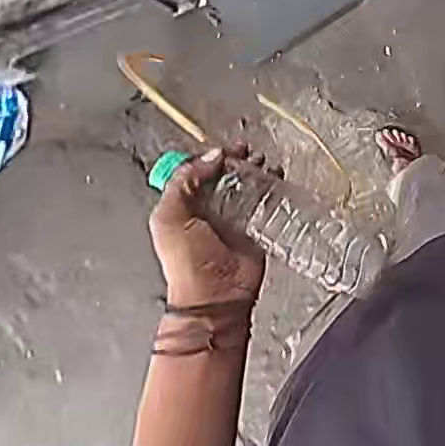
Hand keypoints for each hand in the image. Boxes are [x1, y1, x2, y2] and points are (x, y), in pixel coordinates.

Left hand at [149, 142, 267, 307]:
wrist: (215, 296)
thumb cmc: (187, 262)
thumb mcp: (169, 218)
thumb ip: (183, 183)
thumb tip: (210, 156)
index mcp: (184, 204)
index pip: (197, 171)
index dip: (210, 156)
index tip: (225, 149)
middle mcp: (209, 208)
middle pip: (225, 174)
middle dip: (237, 160)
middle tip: (247, 152)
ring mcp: (234, 216)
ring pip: (246, 183)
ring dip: (255, 170)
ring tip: (263, 164)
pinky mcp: (256, 226)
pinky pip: (265, 200)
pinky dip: (271, 186)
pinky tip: (275, 178)